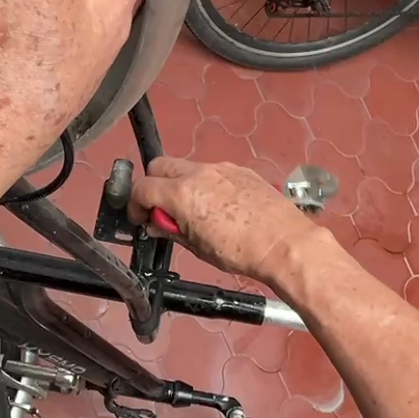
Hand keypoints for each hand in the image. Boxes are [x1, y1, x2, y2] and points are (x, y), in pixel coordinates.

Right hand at [127, 157, 328, 284]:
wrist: (283, 242)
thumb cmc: (238, 251)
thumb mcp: (197, 247)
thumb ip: (171, 230)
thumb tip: (157, 224)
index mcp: (182, 193)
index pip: (142, 188)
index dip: (135, 205)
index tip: (141, 219)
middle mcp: (198, 173)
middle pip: (159, 166)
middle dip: (154, 186)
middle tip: (162, 210)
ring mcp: (221, 168)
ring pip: (187, 167)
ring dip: (180, 184)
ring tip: (193, 211)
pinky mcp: (241, 170)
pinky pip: (212, 171)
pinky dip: (205, 184)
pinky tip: (219, 207)